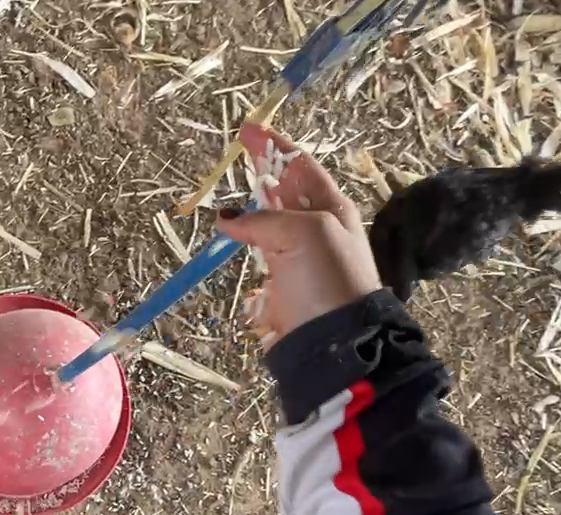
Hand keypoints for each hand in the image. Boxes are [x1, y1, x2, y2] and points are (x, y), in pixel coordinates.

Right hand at [216, 123, 381, 346]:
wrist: (335, 339)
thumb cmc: (327, 280)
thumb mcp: (303, 235)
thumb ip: (262, 221)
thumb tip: (225, 218)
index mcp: (329, 208)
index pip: (298, 167)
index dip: (273, 148)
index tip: (249, 129)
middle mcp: (315, 230)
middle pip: (286, 192)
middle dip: (267, 171)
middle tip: (246, 151)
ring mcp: (298, 261)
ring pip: (272, 226)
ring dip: (258, 208)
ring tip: (242, 191)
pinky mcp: (283, 291)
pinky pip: (262, 264)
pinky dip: (252, 250)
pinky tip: (240, 244)